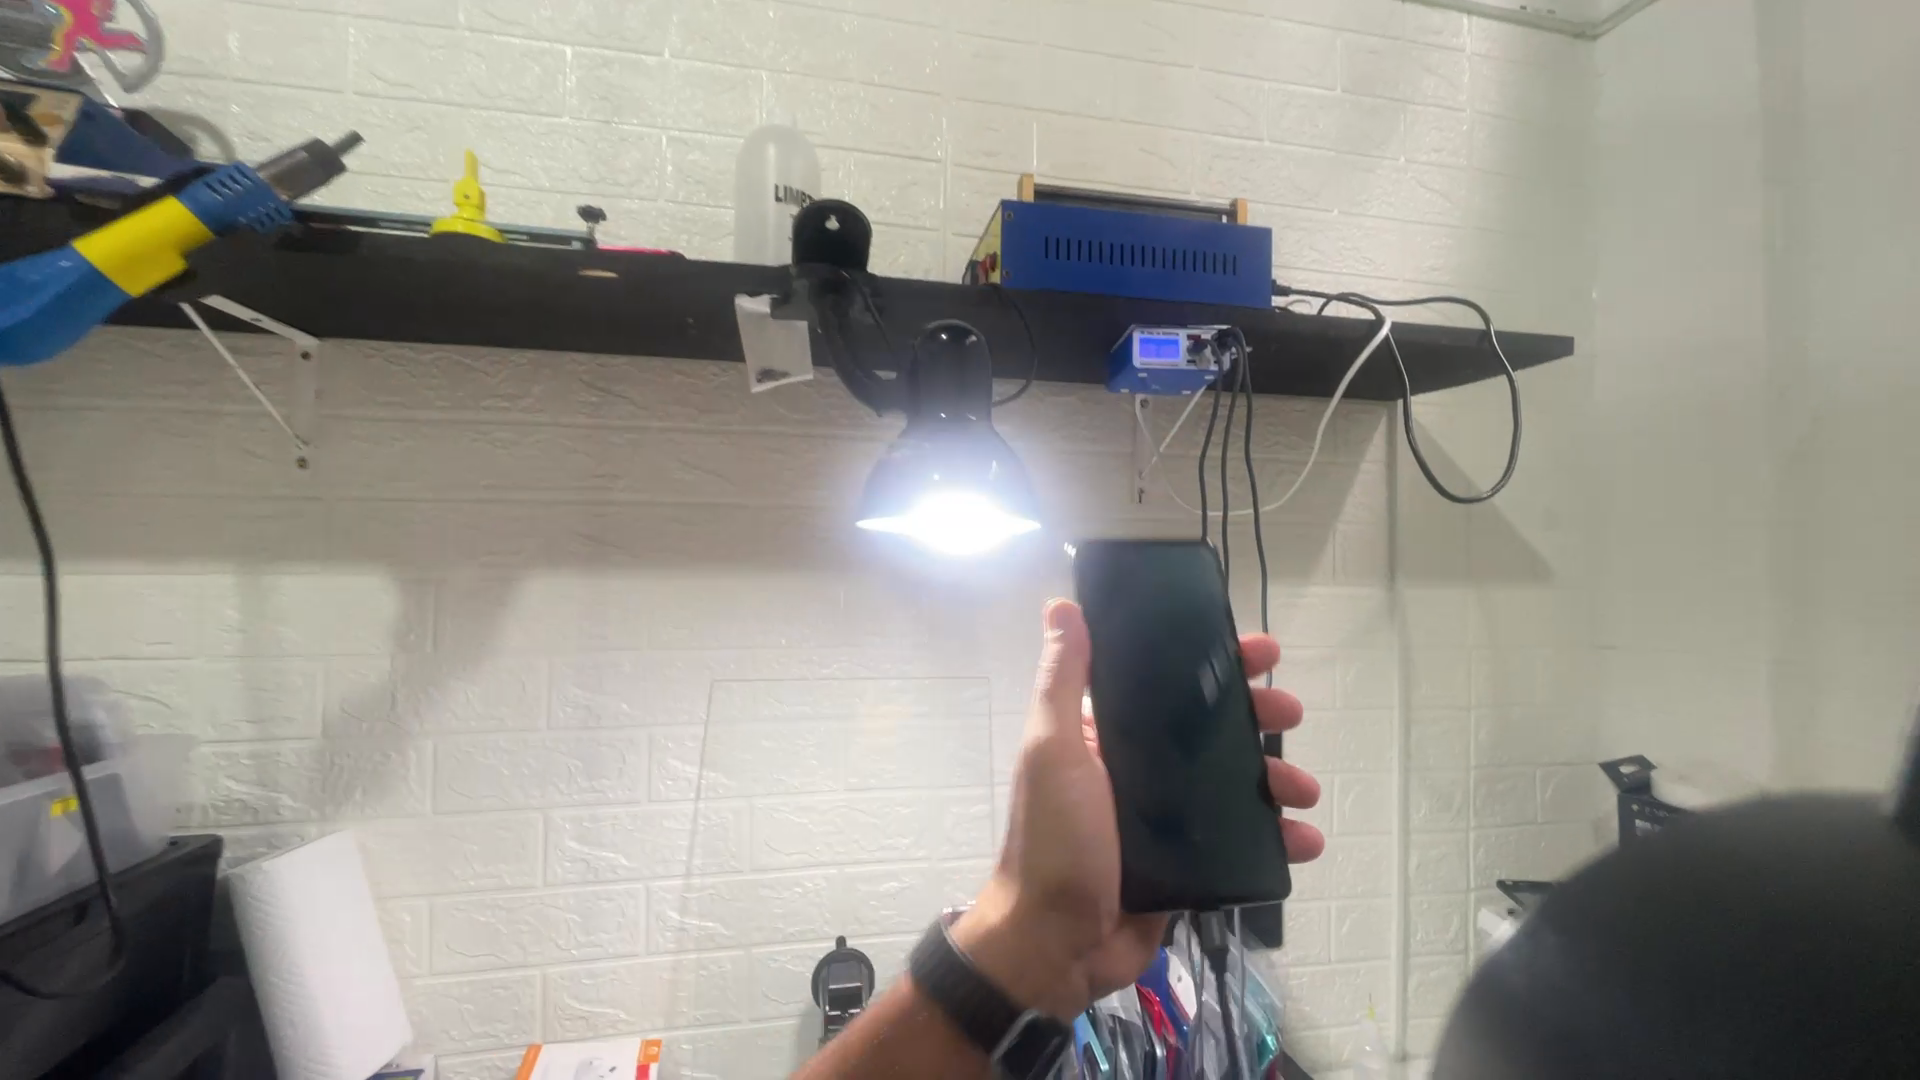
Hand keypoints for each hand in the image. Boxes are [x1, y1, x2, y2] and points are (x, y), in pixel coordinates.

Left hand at [951, 598, 1323, 1019]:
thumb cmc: (1054, 837)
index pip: (1164, 684)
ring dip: (1274, 777)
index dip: (1210, 664)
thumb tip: (1061, 605)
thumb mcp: (1052, 747)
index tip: (1258, 651)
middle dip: (1253, 715)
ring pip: (1231, 783)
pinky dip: (1275, 839)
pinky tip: (1305, 840)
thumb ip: (1062, 679)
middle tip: (1290, 710)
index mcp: (1104, 734)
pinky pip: (1239, 841)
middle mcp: (1136, 768)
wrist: (1057, 942)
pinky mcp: (1187, 863)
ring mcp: (1164, 818)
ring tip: (1304, 788)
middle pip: (1208, 730)